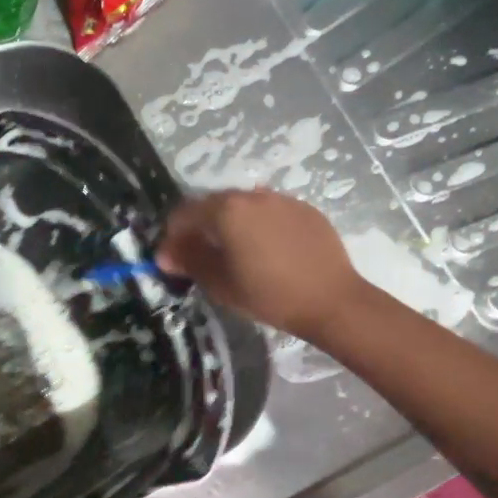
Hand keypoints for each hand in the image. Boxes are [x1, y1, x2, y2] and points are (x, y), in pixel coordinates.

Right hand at [156, 189, 368, 341]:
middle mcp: (253, 195)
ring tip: (235, 253)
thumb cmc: (268, 294)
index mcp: (227, 210)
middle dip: (201, 228)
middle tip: (200, 256)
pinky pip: (271, 212)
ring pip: (244, 206)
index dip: (173, 236)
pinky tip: (266, 251)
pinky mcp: (306, 211)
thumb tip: (166, 253)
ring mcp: (283, 200)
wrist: (332, 301)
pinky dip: (259, 226)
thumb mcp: (219, 283)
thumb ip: (189, 261)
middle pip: (213, 205)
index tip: (172, 259)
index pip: (184, 214)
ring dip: (230, 225)